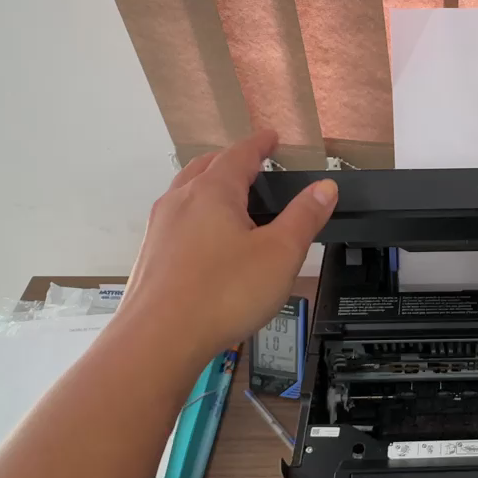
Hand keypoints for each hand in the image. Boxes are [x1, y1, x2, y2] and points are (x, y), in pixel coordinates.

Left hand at [115, 132, 336, 366]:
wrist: (160, 339)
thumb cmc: (222, 295)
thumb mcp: (280, 254)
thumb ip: (305, 217)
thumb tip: (325, 188)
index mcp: (213, 192)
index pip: (239, 154)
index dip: (259, 144)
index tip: (270, 138)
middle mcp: (180, 202)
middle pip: (205, 167)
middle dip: (230, 161)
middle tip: (251, 163)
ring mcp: (161, 229)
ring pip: (185, 193)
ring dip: (207, 185)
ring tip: (228, 197)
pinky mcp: (152, 256)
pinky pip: (175, 221)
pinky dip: (194, 215)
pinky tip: (206, 239)